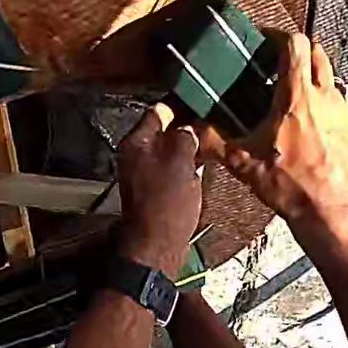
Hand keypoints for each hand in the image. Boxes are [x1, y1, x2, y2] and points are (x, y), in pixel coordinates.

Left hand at [115, 103, 203, 273]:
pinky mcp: (155, 189)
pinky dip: (186, 164)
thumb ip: (184, 136)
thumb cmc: (167, 203)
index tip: (202, 102)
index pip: (159, 111)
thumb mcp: (181, 162)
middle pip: (164, 131)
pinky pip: (172, 168)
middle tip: (211, 122)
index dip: (181, 105)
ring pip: (169, 150)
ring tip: (212, 141)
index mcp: (136, 144)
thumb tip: (189, 127)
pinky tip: (203, 164)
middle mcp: (136, 155)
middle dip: (187, 126)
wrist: (157, 245)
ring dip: (188, 146)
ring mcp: (144, 173)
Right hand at [198, 32, 347, 233]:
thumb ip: (215, 142)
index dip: (278, 35)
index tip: (264, 40)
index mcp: (297, 98)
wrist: (329, 210)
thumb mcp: (244, 164)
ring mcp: (342, 110)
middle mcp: (324, 97)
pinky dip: (325, 95)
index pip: (294, 45)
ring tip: (291, 87)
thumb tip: (193, 131)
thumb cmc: (292, 186)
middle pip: (316, 51)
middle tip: (277, 61)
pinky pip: (341, 97)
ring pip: (331, 73)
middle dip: (297, 49)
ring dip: (312, 71)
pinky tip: (309, 115)